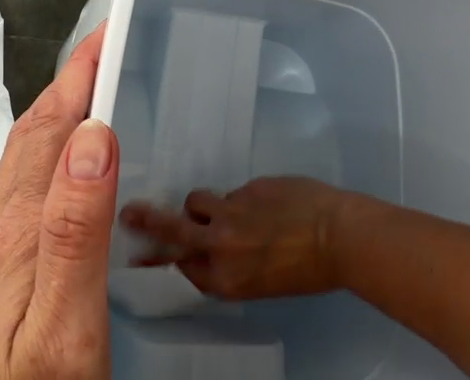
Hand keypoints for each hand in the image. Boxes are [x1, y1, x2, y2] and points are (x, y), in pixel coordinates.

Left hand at [0, 28, 118, 379]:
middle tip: (110, 49)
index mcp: (15, 237)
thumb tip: (92, 135)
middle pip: (29, 139)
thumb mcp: (64, 327)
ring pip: (24, 164)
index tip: (109, 31)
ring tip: (97, 94)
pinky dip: (55, 157)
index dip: (77, 76)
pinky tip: (75, 173)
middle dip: (68, 84)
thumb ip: (74, 232)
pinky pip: (27, 194)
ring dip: (59, 117)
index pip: (48, 131)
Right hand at [119, 176, 357, 300]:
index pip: (182, 265)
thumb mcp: (259, 282)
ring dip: (203, 204)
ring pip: (197, 200)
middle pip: (171, 230)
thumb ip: (229, 266)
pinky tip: (270, 204)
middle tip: (128, 211)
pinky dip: (245, 197)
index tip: (153, 247)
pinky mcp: (250, 186)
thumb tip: (212, 246)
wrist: (340, 236)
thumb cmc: (306, 270)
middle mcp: (221, 247)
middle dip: (146, 222)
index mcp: (224, 279)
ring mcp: (233, 213)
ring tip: (222, 208)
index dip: (171, 255)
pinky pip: (235, 190)